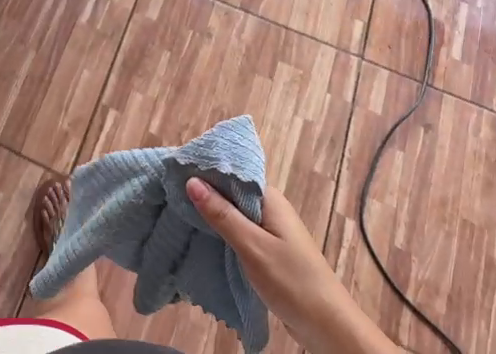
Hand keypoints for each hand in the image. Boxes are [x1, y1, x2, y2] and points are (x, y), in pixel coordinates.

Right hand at [187, 179, 401, 353]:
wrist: (328, 326)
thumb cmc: (291, 281)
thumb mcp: (252, 246)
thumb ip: (222, 214)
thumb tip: (191, 180)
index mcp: (268, 198)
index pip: (231, 171)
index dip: (203, 169)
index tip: (171, 170)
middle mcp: (269, 207)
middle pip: (230, 191)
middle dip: (203, 191)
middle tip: (167, 192)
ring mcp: (270, 229)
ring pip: (233, 212)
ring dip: (210, 212)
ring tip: (177, 211)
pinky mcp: (268, 249)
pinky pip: (239, 231)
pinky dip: (221, 231)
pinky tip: (201, 236)